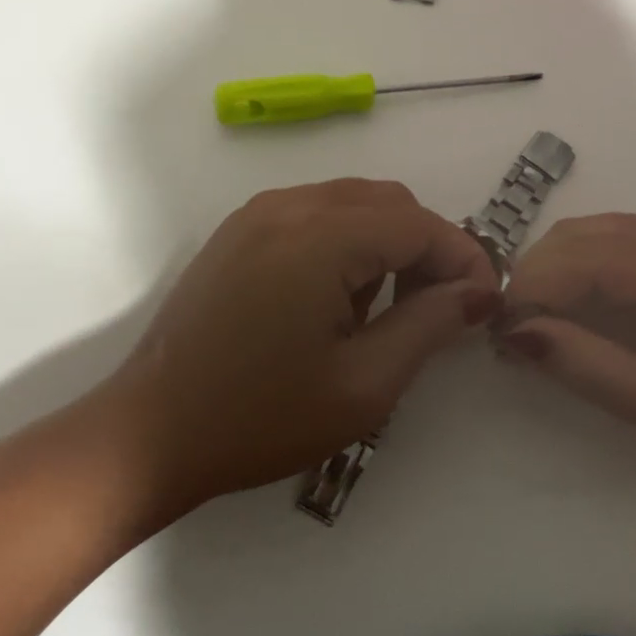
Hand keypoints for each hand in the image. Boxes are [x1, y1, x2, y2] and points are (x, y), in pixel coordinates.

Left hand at [86, 179, 502, 517]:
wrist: (152, 431)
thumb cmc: (261, 417)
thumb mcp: (363, 384)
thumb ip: (429, 325)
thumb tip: (479, 292)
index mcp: (320, 237)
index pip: (418, 224)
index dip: (463, 258)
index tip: (483, 305)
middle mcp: (287, 207)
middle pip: (386, 203)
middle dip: (427, 247)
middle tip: (442, 309)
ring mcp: (254, 216)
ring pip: (349, 204)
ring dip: (384, 244)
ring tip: (384, 314)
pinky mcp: (235, 234)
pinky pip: (311, 217)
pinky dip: (344, 243)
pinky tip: (335, 302)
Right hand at [496, 215, 635, 498]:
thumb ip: (587, 365)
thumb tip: (514, 332)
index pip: (579, 260)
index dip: (529, 291)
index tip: (501, 337)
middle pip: (577, 236)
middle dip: (534, 279)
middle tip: (518, 336)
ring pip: (589, 231)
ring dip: (553, 270)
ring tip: (542, 324)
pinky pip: (612, 238)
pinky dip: (580, 266)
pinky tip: (580, 308)